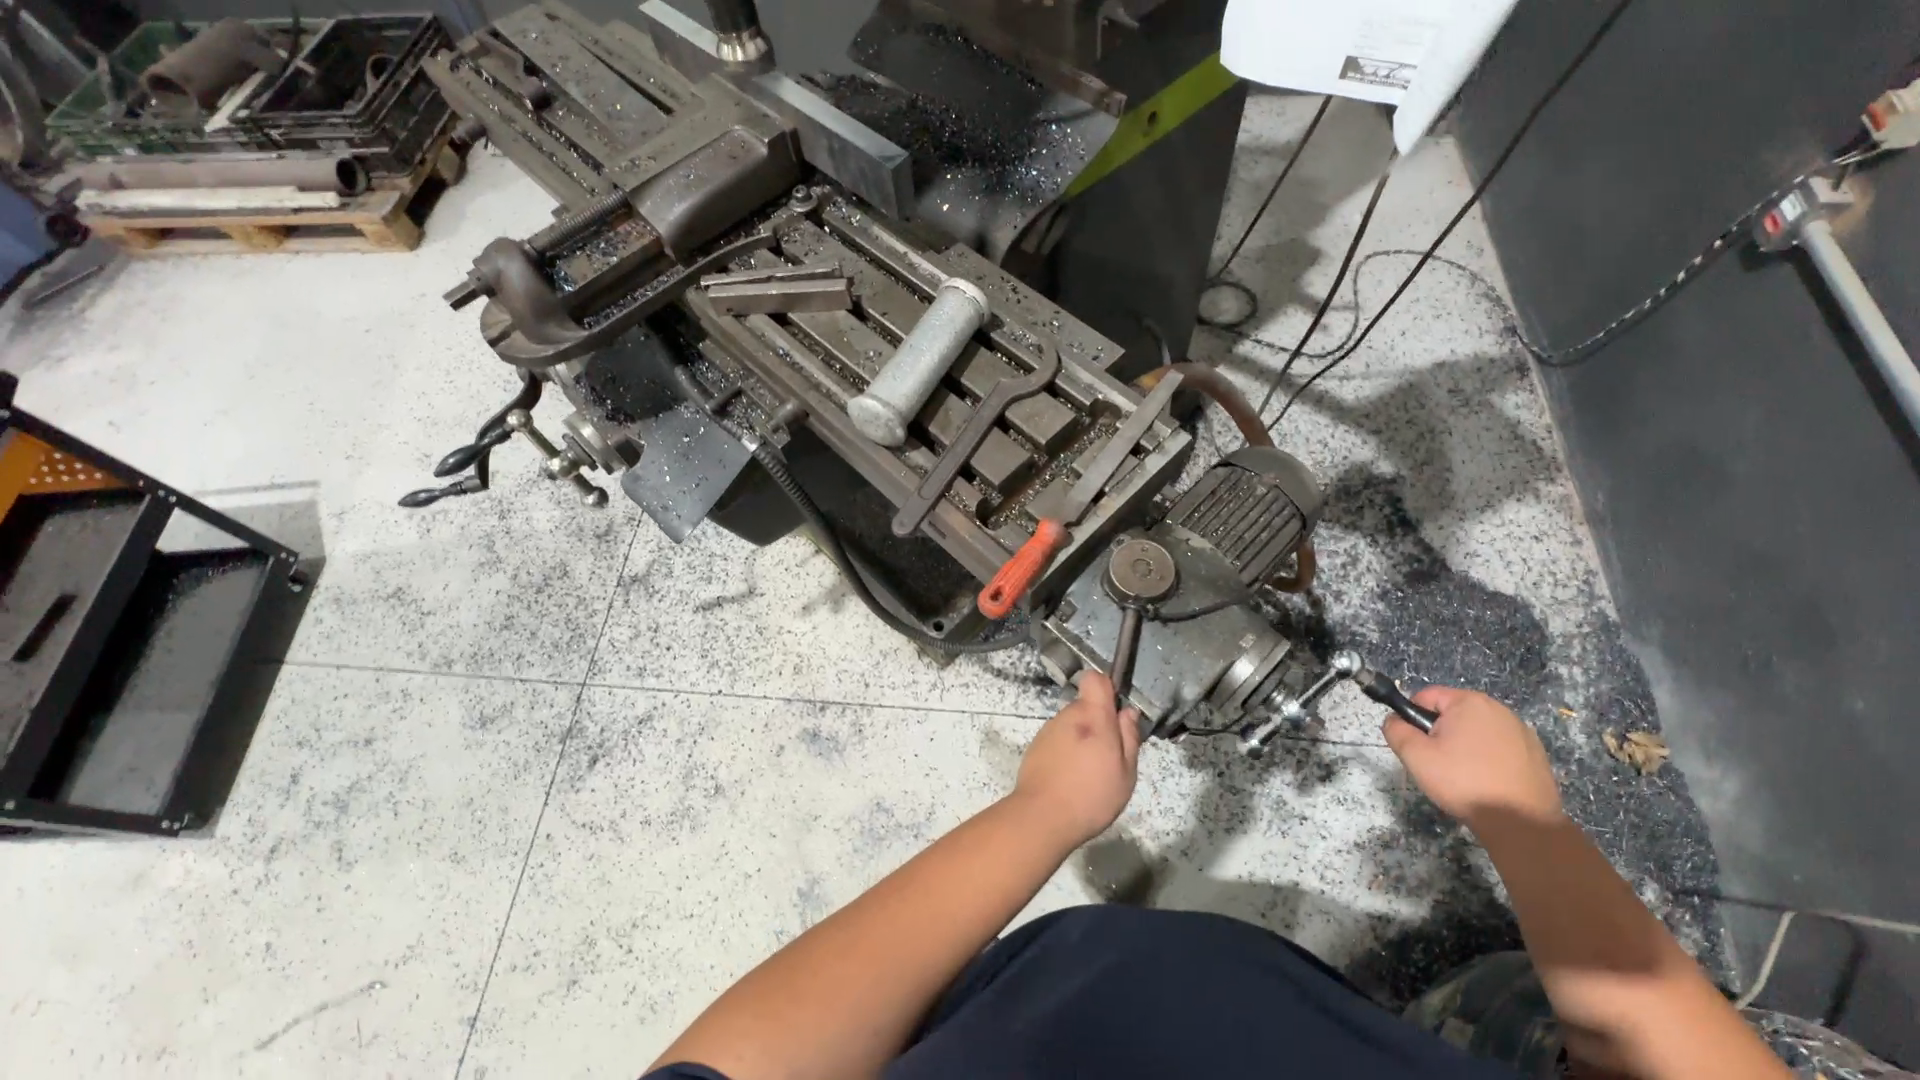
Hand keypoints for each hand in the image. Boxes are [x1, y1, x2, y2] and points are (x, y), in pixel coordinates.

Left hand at [1012, 672, 1141, 846]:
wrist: (1042, 817)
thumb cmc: (1092, 796)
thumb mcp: (1126, 773)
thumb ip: (1129, 737)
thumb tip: (1128, 713)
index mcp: (1093, 717)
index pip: (1096, 679)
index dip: (1106, 689)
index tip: (1115, 713)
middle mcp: (1067, 716)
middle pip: (1085, 705)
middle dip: (1097, 723)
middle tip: (1107, 756)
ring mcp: (1048, 730)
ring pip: (1071, 724)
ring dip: (1081, 739)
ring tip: (1087, 772)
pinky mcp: (1035, 747)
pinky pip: (1058, 740)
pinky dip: (1065, 751)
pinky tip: (1069, 778)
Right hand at [1383, 686, 1563, 828]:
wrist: (1520, 822)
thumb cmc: (1463, 782)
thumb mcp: (1415, 757)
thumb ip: (1396, 731)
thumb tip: (1394, 720)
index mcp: (1468, 702)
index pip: (1427, 696)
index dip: (1414, 718)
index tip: (1418, 746)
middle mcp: (1498, 708)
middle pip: (1453, 713)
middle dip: (1440, 734)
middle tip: (1438, 764)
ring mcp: (1521, 730)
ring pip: (1476, 731)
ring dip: (1465, 746)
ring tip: (1464, 776)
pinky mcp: (1535, 752)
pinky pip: (1499, 747)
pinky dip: (1488, 758)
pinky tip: (1488, 782)